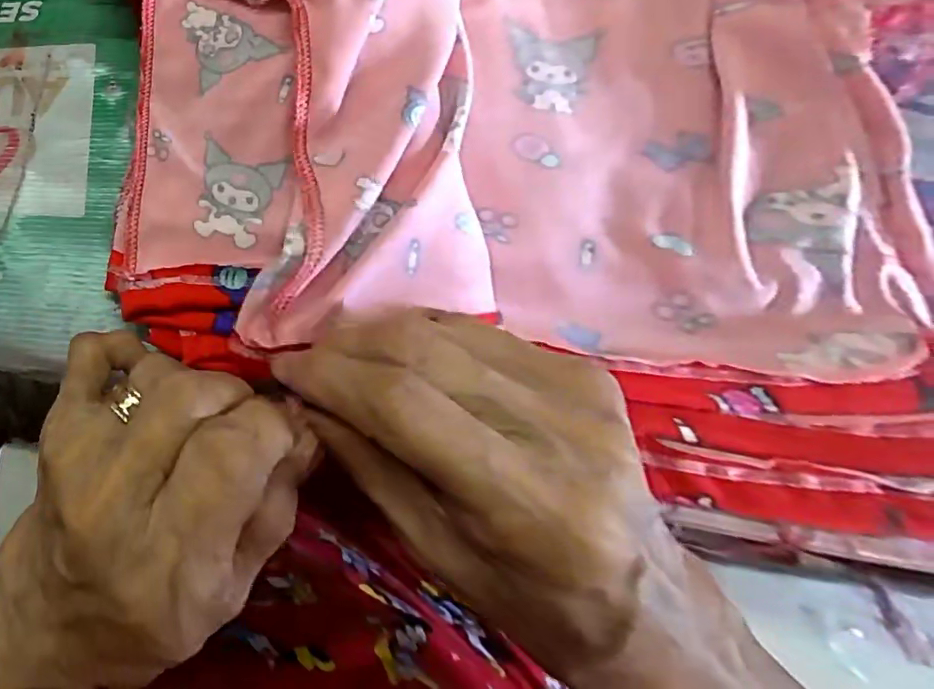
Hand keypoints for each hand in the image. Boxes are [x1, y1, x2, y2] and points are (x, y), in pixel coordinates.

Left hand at [0, 331, 318, 688]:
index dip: (269, 425)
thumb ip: (272, 509)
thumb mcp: (232, 589)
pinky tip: (146, 378)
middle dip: (234, 395)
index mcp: (171, 554)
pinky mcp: (55, 418)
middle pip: (189, 397)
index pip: (229, 452)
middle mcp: (116, 491)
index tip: (281, 431)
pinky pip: (91, 351)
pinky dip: (126, 348)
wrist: (60, 605)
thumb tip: (300, 430)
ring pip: (152, 371)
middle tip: (241, 418)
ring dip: (190, 379)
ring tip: (197, 411)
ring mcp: (77, 446)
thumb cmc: (154, 612)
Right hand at [272, 310, 796, 688]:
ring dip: (371, 334)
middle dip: (342, 348)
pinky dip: (414, 333)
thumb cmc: (529, 597)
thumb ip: (365, 465)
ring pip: (438, 328)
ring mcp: (579, 393)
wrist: (651, 606)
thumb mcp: (431, 549)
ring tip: (340, 356)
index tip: (282, 370)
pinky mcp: (581, 371)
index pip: (400, 401)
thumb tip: (303, 401)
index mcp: (528, 502)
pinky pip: (468, 329)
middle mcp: (561, 434)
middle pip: (417, 350)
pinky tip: (392, 355)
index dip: (329, 375)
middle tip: (305, 361)